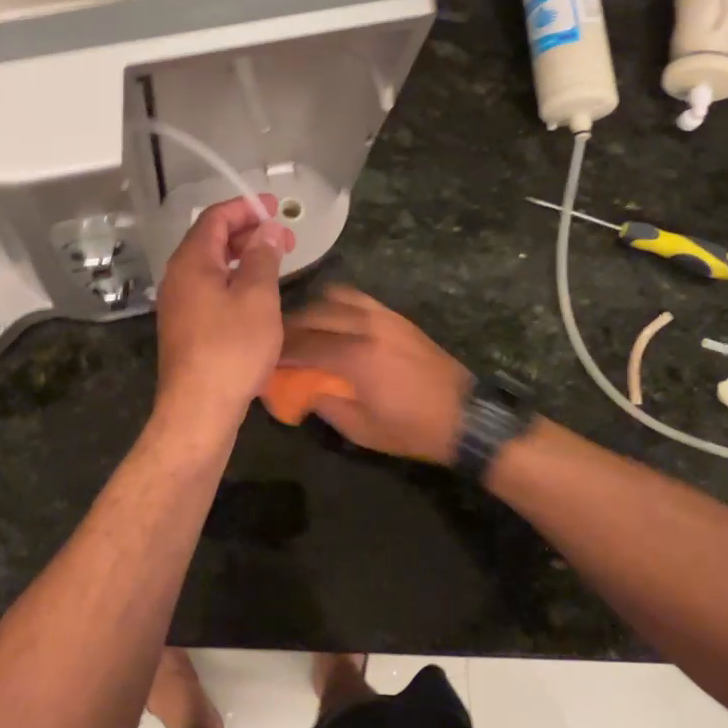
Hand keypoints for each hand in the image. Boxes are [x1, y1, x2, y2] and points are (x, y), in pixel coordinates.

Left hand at [153, 195, 296, 431]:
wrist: (198, 409)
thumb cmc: (231, 348)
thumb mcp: (257, 298)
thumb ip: (263, 257)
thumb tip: (267, 229)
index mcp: (191, 261)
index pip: (215, 218)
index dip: (245, 207)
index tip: (275, 207)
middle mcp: (177, 276)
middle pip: (210, 239)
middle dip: (247, 232)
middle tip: (284, 237)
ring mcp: (177, 303)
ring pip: (210, 265)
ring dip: (242, 257)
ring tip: (275, 262)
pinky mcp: (184, 326)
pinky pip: (208, 288)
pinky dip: (232, 279)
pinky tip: (255, 294)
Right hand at [280, 286, 473, 463]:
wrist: (465, 416)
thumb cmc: (411, 429)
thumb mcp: (361, 429)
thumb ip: (325, 404)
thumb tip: (299, 389)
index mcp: (356, 357)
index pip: (303, 345)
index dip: (278, 351)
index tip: (261, 358)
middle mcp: (366, 327)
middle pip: (313, 314)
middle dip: (288, 327)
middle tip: (274, 342)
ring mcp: (383, 316)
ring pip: (333, 298)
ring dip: (310, 311)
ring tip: (300, 329)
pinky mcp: (395, 316)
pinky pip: (356, 297)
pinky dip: (334, 304)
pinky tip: (328, 320)